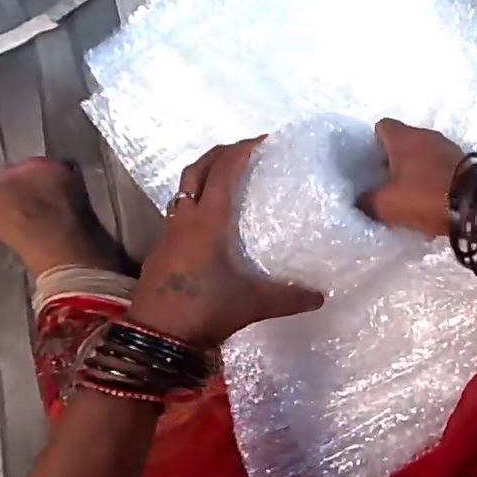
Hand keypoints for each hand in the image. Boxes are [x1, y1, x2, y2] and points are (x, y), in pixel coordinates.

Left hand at [127, 138, 324, 347]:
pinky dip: (194, 202)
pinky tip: (209, 220)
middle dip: (220, 153)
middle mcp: (186, 218)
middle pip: (198, 170)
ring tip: (226, 179)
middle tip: (244, 150)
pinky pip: (179, 211)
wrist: (156, 335)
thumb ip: (288, 298)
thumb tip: (320, 297)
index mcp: (209, 221)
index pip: (224, 171)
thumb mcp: (253, 304)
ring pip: (184, 189)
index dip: (242, 150)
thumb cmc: (205, 310)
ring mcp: (169, 232)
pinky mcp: (161, 247)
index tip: (263, 141)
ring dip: (203, 175)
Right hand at [359, 118, 464, 237]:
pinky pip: (439, 169)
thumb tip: (360, 200)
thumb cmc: (425, 196)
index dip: (372, 144)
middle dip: (393, 162)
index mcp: (405, 138)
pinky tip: (429, 204)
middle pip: (402, 143)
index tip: (371, 166)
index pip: (382, 126)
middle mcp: (427, 135)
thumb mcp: (387, 204)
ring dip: (413, 173)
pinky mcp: (464, 163)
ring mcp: (448, 148)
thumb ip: (367, 200)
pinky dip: (431, 182)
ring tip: (408, 197)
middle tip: (386, 185)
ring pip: (422, 157)